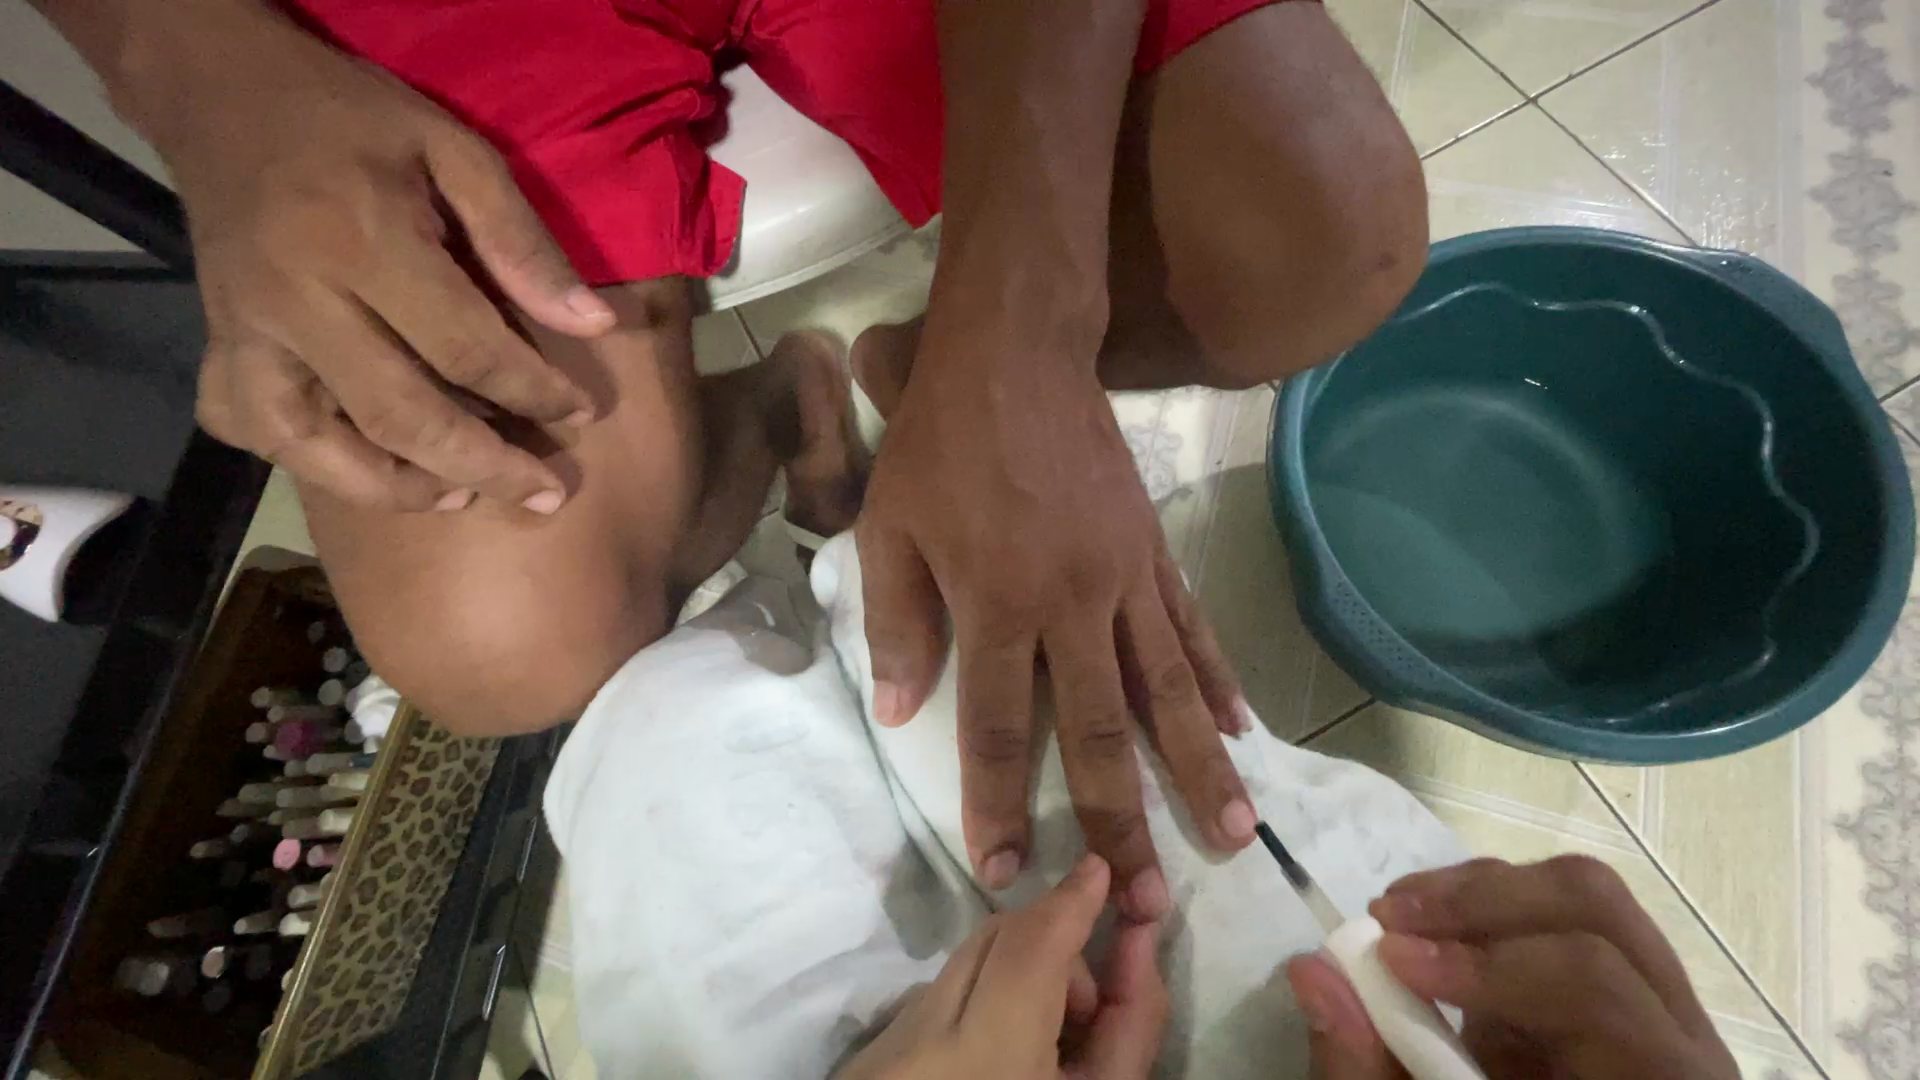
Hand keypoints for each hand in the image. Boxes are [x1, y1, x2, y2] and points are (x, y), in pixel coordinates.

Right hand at [120, 0, 613, 510]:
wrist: (220, 88)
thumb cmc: (359, 122)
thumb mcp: (459, 153)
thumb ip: (523, 243)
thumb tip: (596, 324)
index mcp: (360, 244)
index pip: (468, 351)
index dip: (536, 393)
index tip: (584, 413)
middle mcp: (296, 299)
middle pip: (402, 415)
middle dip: (487, 467)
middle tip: (547, 498)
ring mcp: (245, 328)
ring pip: (313, 441)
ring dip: (396, 486)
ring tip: (465, 498)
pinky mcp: (219, 340)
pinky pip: (249, 424)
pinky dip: (311, 463)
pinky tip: (371, 472)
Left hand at [835, 856, 1166, 1079]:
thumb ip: (1125, 1026)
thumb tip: (1136, 939)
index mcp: (986, 1058)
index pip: (1032, 945)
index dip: (1072, 901)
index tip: (1102, 870)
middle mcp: (921, 1038)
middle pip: (996, 940)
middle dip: (1052, 945)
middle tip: (1088, 1002)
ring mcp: (889, 1045)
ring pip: (965, 963)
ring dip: (1017, 973)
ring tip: (1048, 1043)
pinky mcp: (873, 1053)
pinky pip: (938, 993)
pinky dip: (981, 997)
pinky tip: (1003, 1052)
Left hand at [856, 326, 1253, 920]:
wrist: (1015, 357)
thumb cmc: (940, 443)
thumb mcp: (889, 528)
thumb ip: (897, 622)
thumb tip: (899, 712)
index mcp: (998, 604)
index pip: (998, 726)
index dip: (998, 803)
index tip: (1005, 871)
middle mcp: (1073, 606)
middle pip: (1100, 732)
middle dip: (1120, 822)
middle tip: (1145, 903)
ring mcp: (1126, 579)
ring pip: (1168, 691)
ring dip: (1198, 771)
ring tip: (1232, 837)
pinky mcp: (1155, 551)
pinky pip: (1192, 629)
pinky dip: (1217, 683)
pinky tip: (1243, 730)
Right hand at [1284, 856, 1739, 1078]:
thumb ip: (1366, 1070)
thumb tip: (1311, 969)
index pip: (1597, 989)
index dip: (1488, 962)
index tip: (1392, 959)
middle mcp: (1679, 1044)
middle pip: (1596, 909)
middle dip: (1476, 898)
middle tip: (1388, 917)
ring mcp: (1651, 1008)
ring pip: (1576, 894)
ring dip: (1469, 892)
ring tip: (1395, 917)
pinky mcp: (1606, 989)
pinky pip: (1550, 910)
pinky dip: (1474, 903)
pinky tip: (1424, 934)